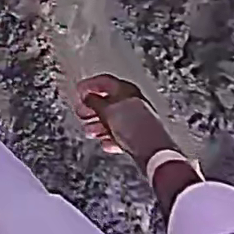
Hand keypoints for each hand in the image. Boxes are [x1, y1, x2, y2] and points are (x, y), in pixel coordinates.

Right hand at [75, 74, 201, 207]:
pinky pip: (122, 132)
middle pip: (108, 100)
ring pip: (114, 118)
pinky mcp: (140, 135)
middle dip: (92, 107)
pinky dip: (111, 136)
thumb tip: (87, 97)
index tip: (79, 91)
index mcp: (125, 90)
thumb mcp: (106, 110)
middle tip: (81, 112)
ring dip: (99, 124)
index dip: (89, 86)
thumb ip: (93, 101)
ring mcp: (138, 118)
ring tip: (89, 131)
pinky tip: (105, 142)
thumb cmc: (132, 126)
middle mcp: (133, 101)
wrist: (154, 152)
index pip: (103, 81)